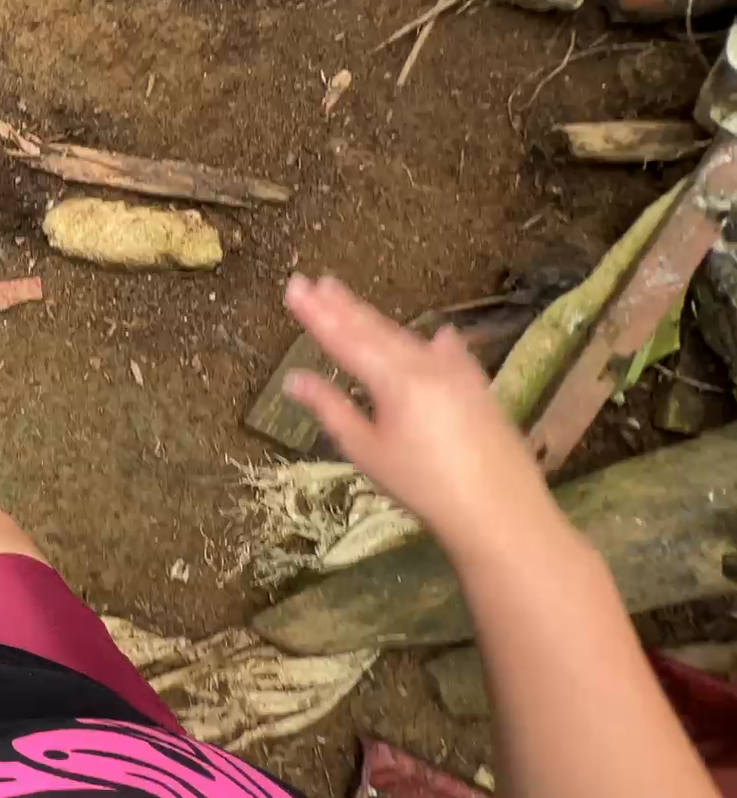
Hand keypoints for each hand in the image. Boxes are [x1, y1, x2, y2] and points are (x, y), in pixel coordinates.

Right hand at [281, 275, 551, 551]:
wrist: (505, 518)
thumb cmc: (422, 486)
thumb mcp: (364, 449)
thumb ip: (330, 408)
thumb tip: (293, 378)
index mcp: (395, 382)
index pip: (344, 340)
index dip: (316, 314)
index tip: (294, 287)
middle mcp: (426, 370)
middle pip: (375, 331)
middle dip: (342, 305)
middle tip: (314, 280)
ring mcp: (458, 379)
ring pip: (407, 339)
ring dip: (375, 318)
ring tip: (348, 296)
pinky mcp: (479, 394)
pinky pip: (451, 358)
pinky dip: (436, 344)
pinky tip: (439, 334)